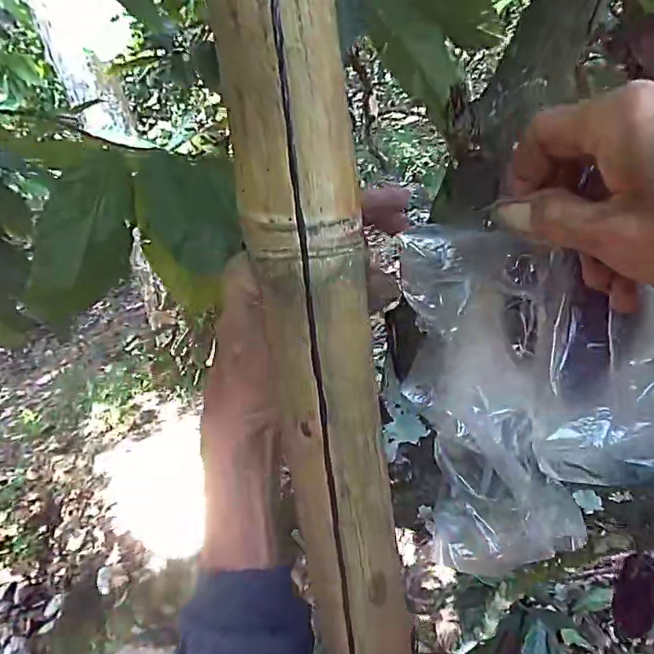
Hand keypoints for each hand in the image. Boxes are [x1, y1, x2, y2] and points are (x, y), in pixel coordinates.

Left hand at [198, 184, 411, 570]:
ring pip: (335, 263)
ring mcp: (292, 304)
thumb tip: (372, 271)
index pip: (305, 221)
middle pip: (322, 235)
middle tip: (406, 216)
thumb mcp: (272, 337)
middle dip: (364, 222)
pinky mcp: (308, 329)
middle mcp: (272, 280)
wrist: (246, 449)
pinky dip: (365, 288)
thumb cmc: (254, 393)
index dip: (352, 206)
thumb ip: (308, 295)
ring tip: (401, 259)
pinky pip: (339, 294)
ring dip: (369, 255)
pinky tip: (387, 292)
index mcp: (256, 271)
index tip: (396, 205)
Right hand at [496, 72, 653, 341]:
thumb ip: (555, 220)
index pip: (544, 132)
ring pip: (628, 169)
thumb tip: (508, 211)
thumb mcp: (620, 238)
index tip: (525, 227)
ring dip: (613, 227)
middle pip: (587, 153)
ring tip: (624, 286)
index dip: (523, 179)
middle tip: (586, 274)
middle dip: (576, 218)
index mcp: (621, 111)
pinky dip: (649, 212)